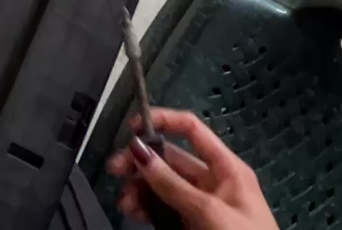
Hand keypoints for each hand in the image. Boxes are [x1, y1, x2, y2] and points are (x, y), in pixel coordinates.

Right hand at [106, 109, 278, 229]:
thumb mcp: (210, 213)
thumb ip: (173, 185)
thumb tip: (137, 149)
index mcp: (226, 168)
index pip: (191, 129)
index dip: (162, 121)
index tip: (132, 129)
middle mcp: (212, 182)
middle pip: (170, 159)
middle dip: (142, 163)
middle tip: (115, 170)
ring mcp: (202, 207)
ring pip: (163, 186)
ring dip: (140, 189)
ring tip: (125, 203)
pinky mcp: (194, 228)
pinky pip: (166, 210)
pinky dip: (148, 209)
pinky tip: (134, 213)